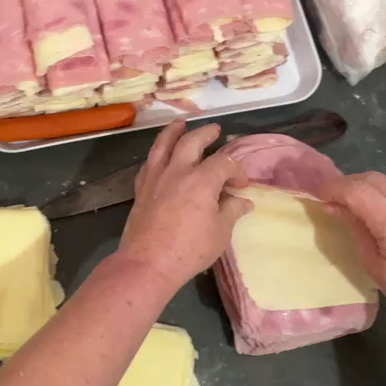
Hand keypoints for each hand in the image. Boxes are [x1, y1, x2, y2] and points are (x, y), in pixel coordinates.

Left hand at [115, 121, 251, 288]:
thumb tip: (244, 201)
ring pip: (163, 145)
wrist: (148, 261)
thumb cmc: (190, 249)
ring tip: (180, 123)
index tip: (241, 184)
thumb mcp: (220, 232)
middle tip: (214, 130)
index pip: (224, 163)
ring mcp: (156, 178)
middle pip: (192, 142)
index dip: (236, 171)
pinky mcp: (141, 189)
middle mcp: (178, 171)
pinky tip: (160, 155)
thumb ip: (231, 211)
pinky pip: (149, 163)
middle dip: (205, 134)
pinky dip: (157, 154)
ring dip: (173, 131)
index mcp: (202, 179)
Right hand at [321, 172, 385, 332]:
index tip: (320, 194)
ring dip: (369, 184)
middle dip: (349, 183)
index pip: (359, 192)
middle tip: (335, 197)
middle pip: (374, 179)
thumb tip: (332, 207)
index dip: (335, 188)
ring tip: (358, 200)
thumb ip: (354, 229)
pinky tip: (384, 204)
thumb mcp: (373, 265)